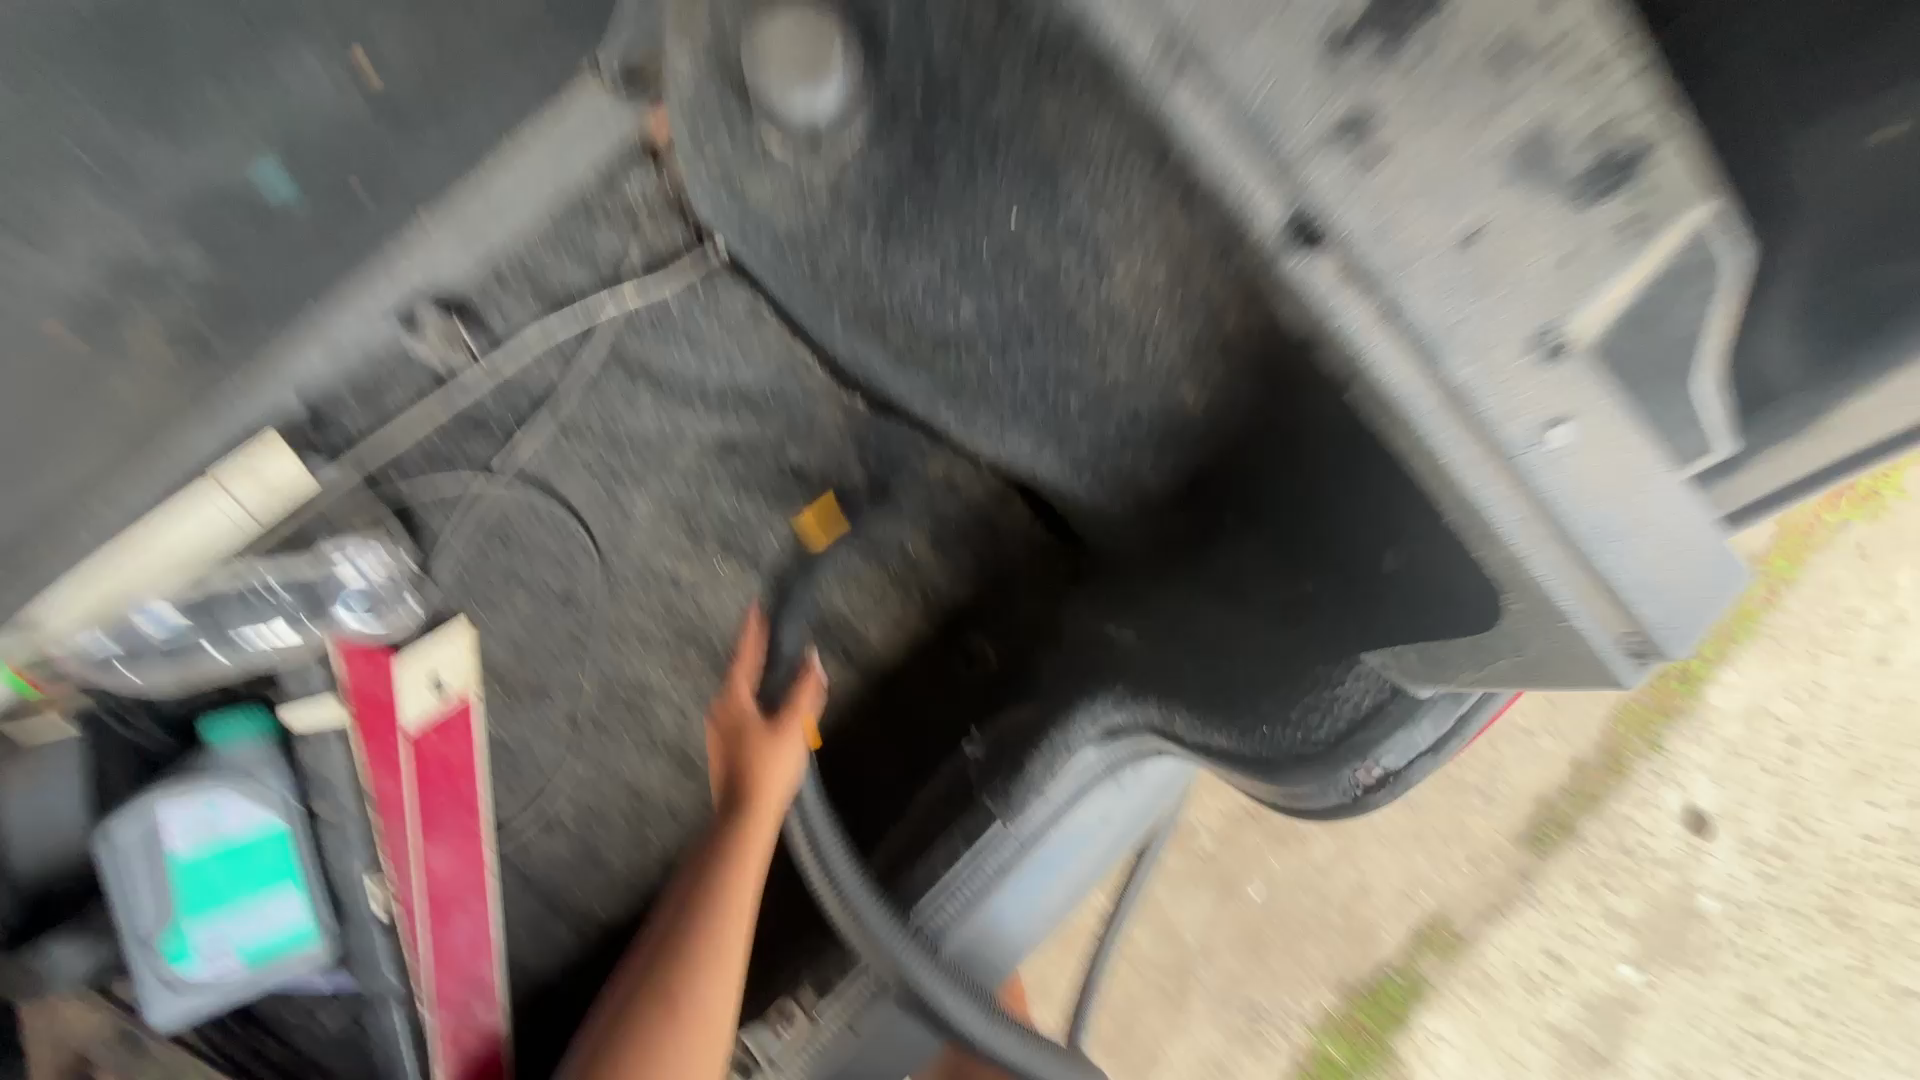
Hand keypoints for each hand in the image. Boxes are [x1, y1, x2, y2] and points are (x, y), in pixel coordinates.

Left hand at [705, 604, 828, 823]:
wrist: (744, 818)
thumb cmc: (769, 767)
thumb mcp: (793, 726)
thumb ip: (805, 690)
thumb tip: (812, 660)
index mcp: (732, 699)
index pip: (745, 655)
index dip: (753, 630)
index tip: (756, 606)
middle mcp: (719, 710)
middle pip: (741, 675)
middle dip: (757, 655)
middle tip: (770, 635)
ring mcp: (719, 731)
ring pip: (742, 696)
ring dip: (759, 681)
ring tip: (776, 667)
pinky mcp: (725, 749)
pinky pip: (743, 713)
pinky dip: (759, 702)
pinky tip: (772, 707)